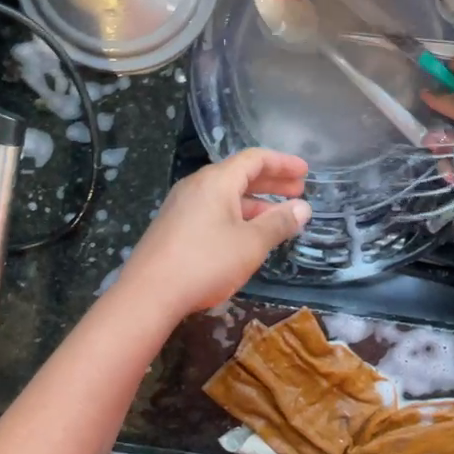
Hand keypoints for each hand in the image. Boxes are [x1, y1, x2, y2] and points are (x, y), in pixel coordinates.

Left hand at [116, 148, 311, 317]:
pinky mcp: (173, 226)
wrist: (148, 294)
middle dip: (271, 182)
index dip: (282, 163)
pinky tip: (246, 235)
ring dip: (254, 202)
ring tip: (278, 217)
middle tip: (298, 191)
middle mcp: (197, 185)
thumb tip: (303, 208)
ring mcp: (181, 205)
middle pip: (239, 174)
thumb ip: (278, 223)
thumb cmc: (205, 263)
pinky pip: (212, 210)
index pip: (254, 159)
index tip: (305, 172)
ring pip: (225, 195)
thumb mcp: (251, 244)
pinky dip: (235, 215)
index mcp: (216, 181)